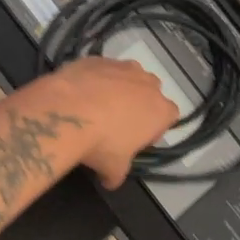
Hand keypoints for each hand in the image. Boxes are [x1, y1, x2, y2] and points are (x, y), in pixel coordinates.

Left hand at [37, 58, 179, 187]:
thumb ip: (117, 174)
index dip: (155, 128)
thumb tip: (110, 181)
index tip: (138, 139)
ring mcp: (122, 66)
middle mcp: (147, 83)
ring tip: (96, 106)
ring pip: (128, 75)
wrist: (68, 111)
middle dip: (139, 103)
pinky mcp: (97, 58)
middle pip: (151, 91)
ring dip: (119, 87)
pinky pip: (102, 69)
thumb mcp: (114, 169)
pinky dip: (95, 79)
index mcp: (160, 110)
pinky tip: (79, 95)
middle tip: (117, 123)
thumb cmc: (101, 143)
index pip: (170, 116)